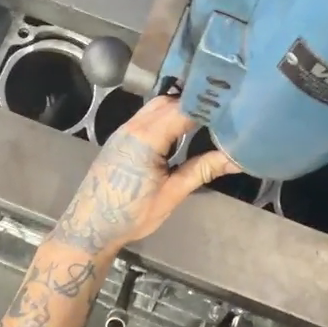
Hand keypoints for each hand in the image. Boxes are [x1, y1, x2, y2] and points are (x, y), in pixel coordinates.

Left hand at [48, 96, 239, 257]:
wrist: (91, 225)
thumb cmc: (130, 214)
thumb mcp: (171, 194)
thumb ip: (202, 170)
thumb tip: (236, 159)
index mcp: (146, 138)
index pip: (182, 109)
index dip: (208, 104)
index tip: (232, 105)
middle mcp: (133, 127)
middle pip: (169, 101)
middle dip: (196, 102)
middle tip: (225, 108)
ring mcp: (124, 131)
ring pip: (156, 106)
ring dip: (181, 108)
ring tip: (209, 115)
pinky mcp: (121, 138)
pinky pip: (147, 117)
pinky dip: (167, 116)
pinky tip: (183, 127)